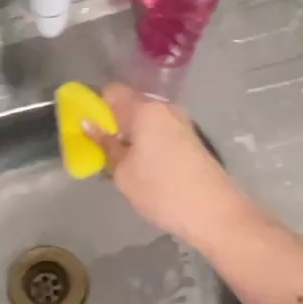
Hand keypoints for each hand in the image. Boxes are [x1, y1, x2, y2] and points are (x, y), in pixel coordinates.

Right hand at [87, 83, 249, 237]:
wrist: (213, 212)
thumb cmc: (161, 191)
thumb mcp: (124, 173)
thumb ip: (106, 146)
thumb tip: (89, 125)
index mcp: (145, 109)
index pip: (112, 92)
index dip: (96, 107)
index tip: (89, 132)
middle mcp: (165, 108)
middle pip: (131, 106)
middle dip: (115, 125)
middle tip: (105, 154)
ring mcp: (182, 123)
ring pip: (147, 122)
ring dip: (133, 138)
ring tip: (127, 168)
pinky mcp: (192, 140)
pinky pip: (161, 134)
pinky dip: (149, 146)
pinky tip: (148, 171)